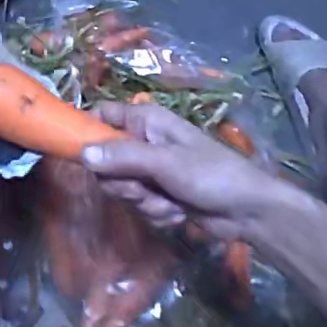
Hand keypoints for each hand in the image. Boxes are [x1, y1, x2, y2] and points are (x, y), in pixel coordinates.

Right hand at [83, 103, 292, 241]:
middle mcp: (142, 140)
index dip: (85, 130)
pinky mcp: (157, 193)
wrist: (250, 212)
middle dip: (121, 181)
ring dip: (141, 200)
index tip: (76, 153)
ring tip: (168, 201)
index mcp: (144, 120)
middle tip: (141, 187)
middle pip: (104, 158)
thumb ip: (122, 156)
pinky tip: (177, 212)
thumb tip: (82, 154)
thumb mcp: (164, 162)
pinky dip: (155, 212)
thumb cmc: (210, 174)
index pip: (101, 115)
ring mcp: (149, 169)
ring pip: (120, 185)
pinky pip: (137, 203)